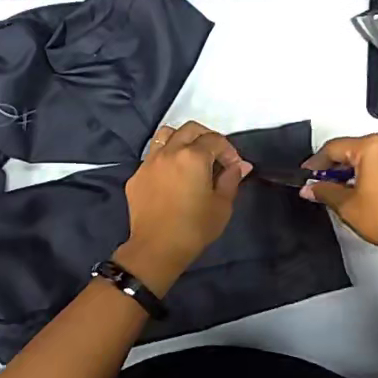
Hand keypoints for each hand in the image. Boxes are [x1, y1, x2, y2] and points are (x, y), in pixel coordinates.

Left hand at [115, 121, 252, 290]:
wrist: (157, 248)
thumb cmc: (194, 228)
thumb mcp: (222, 205)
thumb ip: (231, 179)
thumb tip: (241, 165)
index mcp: (192, 156)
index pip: (215, 139)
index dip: (229, 150)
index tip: (234, 167)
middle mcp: (169, 152)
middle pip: (189, 129)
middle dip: (206, 137)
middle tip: (215, 156)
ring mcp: (148, 163)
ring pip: (165, 135)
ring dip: (181, 140)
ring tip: (190, 157)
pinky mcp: (136, 176)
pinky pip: (152, 157)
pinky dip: (165, 158)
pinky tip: (171, 176)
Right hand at [301, 134, 377, 266]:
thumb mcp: (348, 208)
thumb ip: (326, 193)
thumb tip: (315, 189)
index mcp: (373, 147)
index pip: (334, 148)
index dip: (317, 162)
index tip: (312, 172)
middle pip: (362, 150)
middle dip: (346, 167)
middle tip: (335, 185)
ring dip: (376, 170)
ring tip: (369, 195)